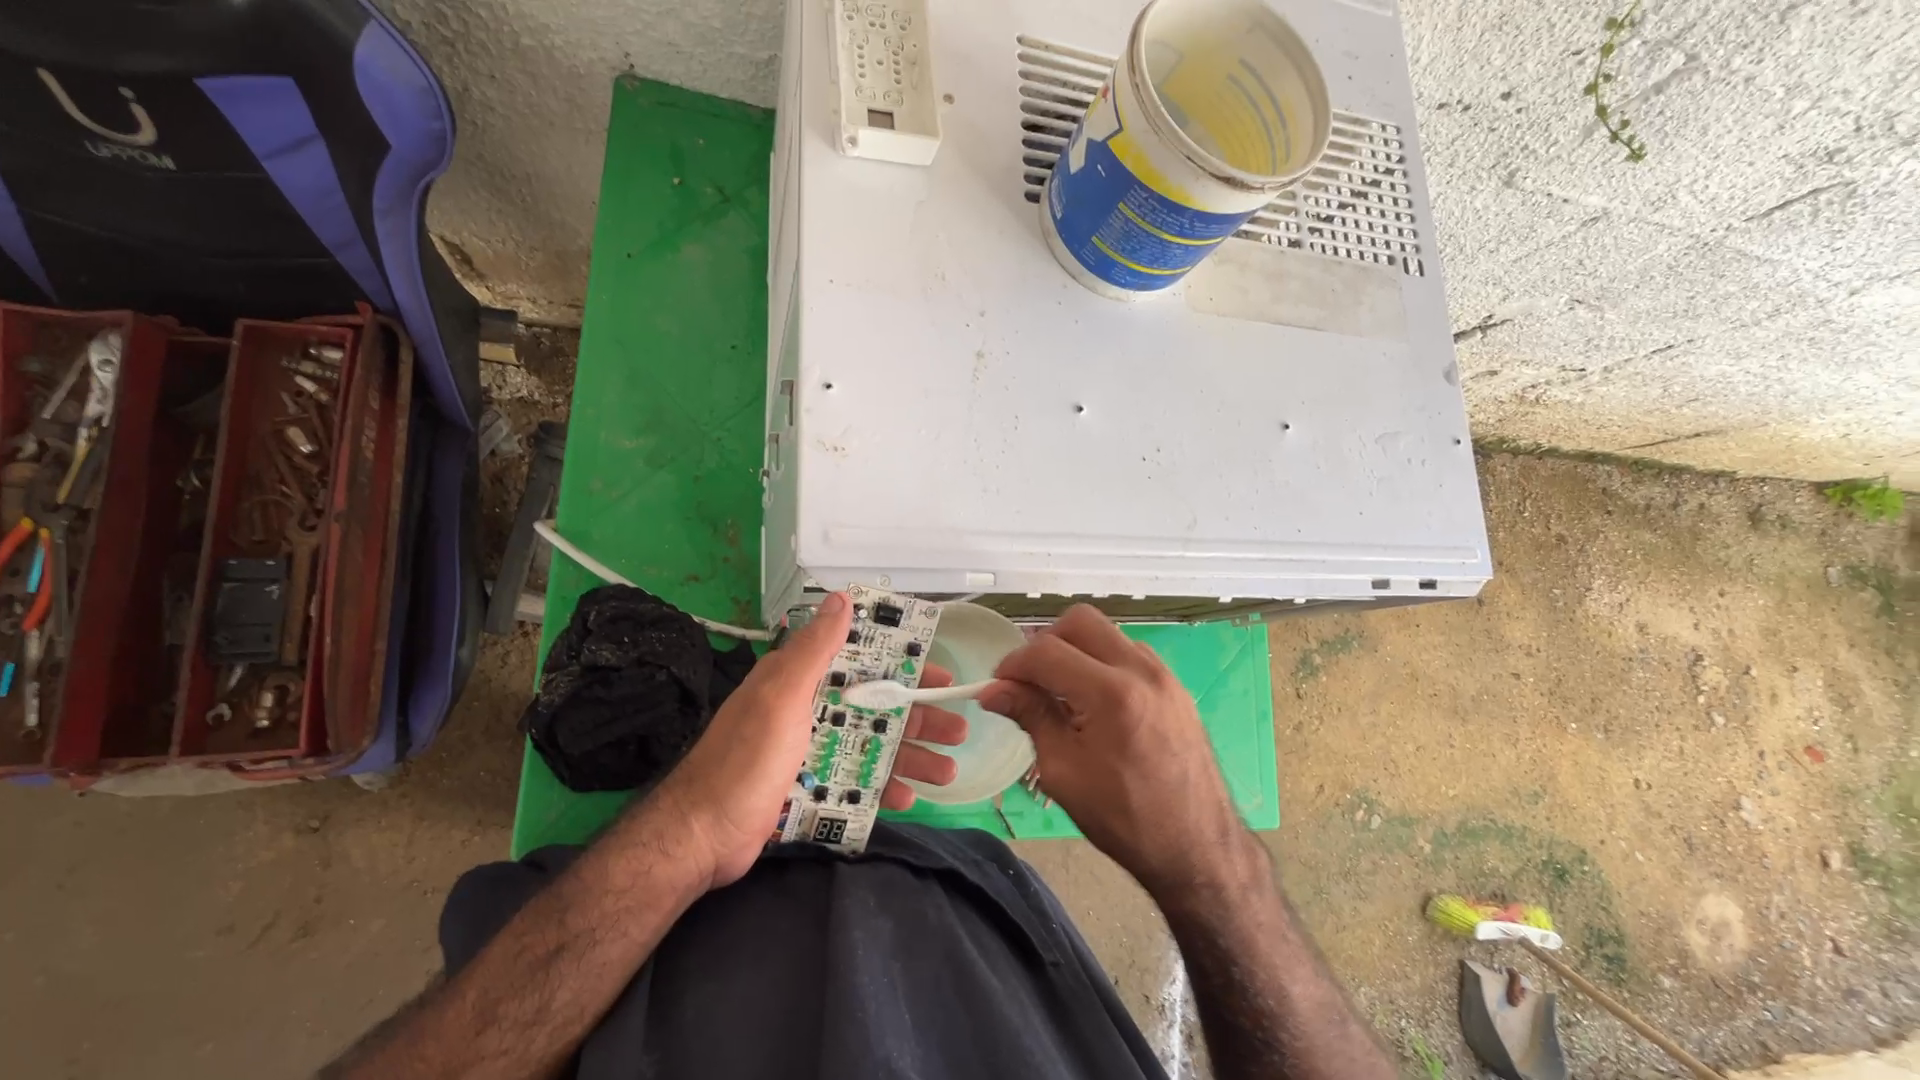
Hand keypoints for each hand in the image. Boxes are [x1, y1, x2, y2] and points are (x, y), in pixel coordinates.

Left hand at [647, 593, 967, 891]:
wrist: (702, 836)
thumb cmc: (746, 758)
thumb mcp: (782, 696)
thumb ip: (815, 649)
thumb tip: (841, 597)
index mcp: (800, 682)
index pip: (862, 664)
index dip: (903, 668)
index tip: (940, 678)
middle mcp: (807, 712)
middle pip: (875, 708)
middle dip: (918, 718)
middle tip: (959, 730)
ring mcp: (808, 753)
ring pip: (871, 747)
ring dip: (910, 757)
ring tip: (948, 772)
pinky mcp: (808, 790)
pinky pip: (856, 784)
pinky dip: (882, 788)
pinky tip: (907, 799)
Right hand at [980, 605, 1248, 896]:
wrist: (1196, 846)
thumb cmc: (1123, 818)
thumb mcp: (1063, 772)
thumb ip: (1031, 717)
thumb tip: (995, 690)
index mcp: (1111, 694)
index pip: (1045, 652)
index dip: (1012, 665)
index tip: (997, 687)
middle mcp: (1141, 671)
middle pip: (1080, 621)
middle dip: (1045, 644)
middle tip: (1030, 682)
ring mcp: (1164, 676)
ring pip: (1108, 634)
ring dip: (1077, 651)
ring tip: (1062, 694)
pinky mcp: (1176, 688)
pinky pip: (1130, 654)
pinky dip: (1104, 663)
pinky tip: (1095, 703)